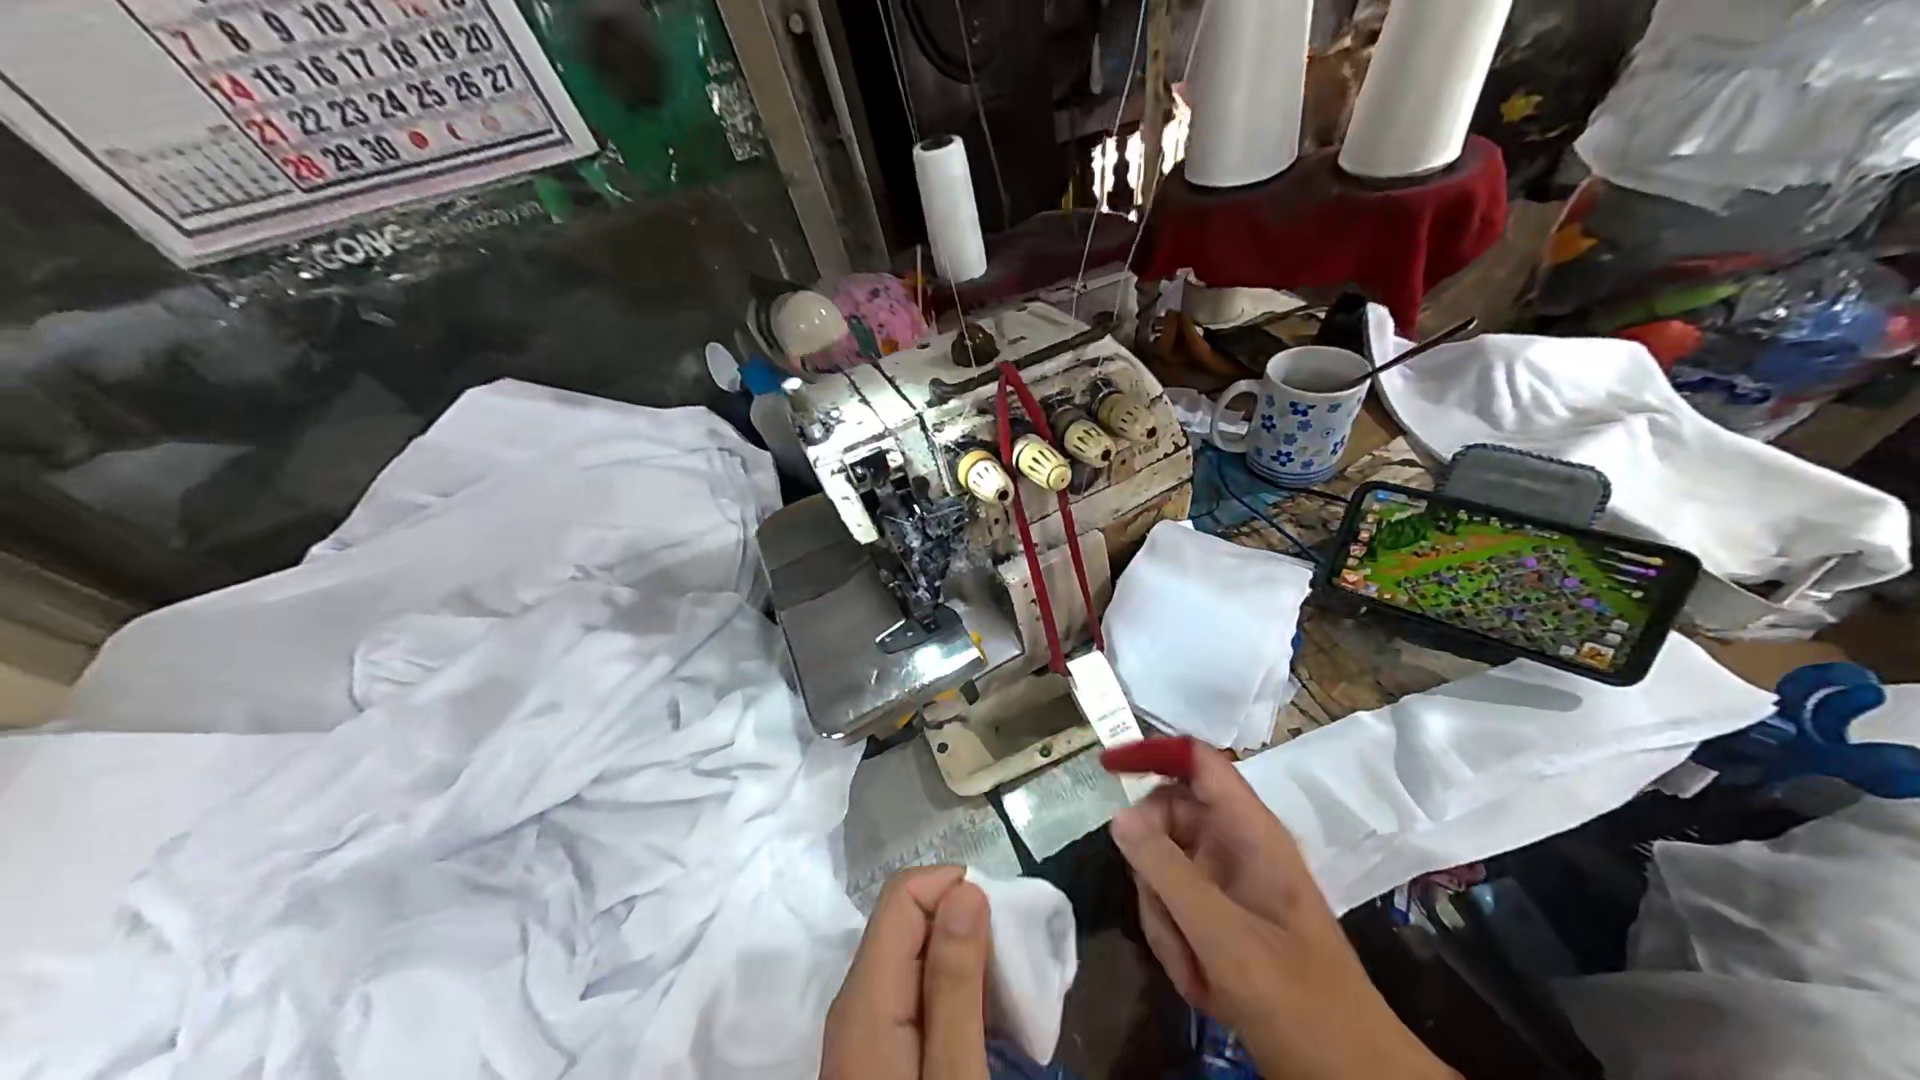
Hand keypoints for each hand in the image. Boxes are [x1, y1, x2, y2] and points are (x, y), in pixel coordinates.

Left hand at [822, 866, 991, 1079]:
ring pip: (912, 952)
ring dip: (960, 958)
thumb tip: (965, 890)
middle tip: (1010, 968)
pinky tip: (977, 1021)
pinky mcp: (874, 1047)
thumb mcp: (952, 1073)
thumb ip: (955, 983)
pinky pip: (912, 988)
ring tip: (1002, 995)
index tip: (1004, 926)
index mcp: (865, 995)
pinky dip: (949, 988)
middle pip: (907, 919)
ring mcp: (861, 1024)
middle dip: (962, 923)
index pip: (903, 892)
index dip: (955, 888)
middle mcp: (856, 997)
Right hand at [1107, 739, 1457, 1079]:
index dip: (1155, 753)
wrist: (1348, 1074)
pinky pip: (1174, 904)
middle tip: (1163, 914)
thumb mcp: (1224, 936)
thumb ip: (1167, 872)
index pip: (1199, 764)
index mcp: (1251, 832)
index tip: (1108, 767)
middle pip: (1168, 819)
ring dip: (1165, 916)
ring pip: (1164, 867)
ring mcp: (1228, 880)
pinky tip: (1200, 978)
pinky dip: (1175, 938)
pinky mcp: (1222, 914)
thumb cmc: (1296, 999)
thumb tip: (1120, 816)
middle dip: (1153, 869)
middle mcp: (1237, 845)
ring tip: (1194, 966)